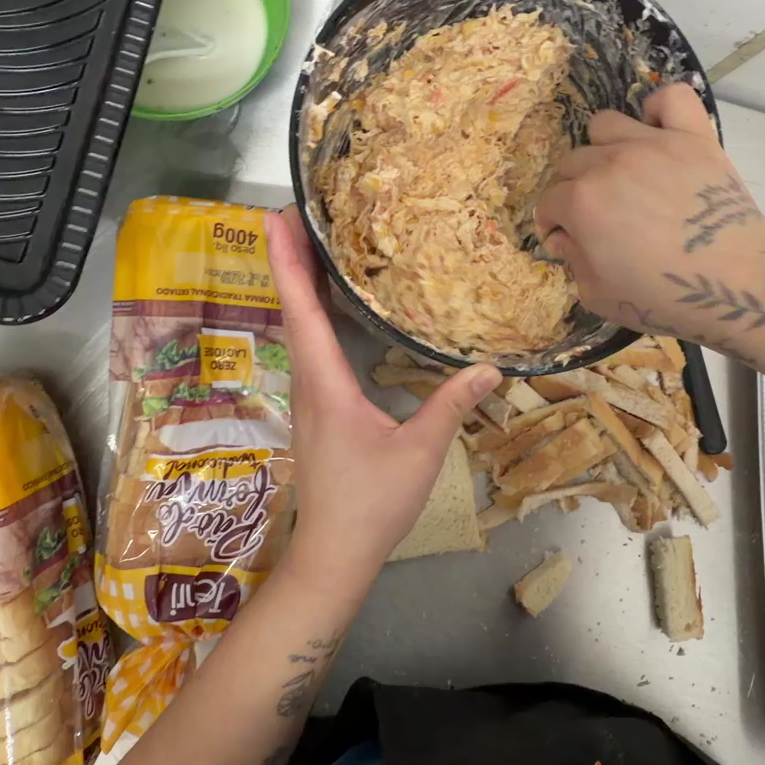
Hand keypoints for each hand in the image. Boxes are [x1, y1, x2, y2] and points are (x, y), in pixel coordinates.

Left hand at [265, 206, 499, 586]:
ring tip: (306, 244)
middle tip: (291, 213)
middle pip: (294, 310)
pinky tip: (328, 307)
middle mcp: (308, 381)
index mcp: (325, 383)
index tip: (275, 219)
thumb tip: (490, 367)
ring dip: (298, 285)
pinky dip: (312, 314)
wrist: (335, 551)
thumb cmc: (371, 503)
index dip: (288, 263)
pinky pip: (309, 347)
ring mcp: (309, 396)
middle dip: (290, 259)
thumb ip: (451, 406)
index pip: (302, 311)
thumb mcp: (420, 453)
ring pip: (298, 328)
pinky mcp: (317, 409)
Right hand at [535, 84, 764, 335]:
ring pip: (605, 124)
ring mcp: (654, 144)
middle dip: (571, 190)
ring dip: (602, 149)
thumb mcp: (598, 295)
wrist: (736, 286)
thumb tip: (565, 236)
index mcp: (582, 202)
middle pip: (571, 162)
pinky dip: (657, 110)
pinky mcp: (694, 137)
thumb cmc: (663, 298)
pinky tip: (656, 134)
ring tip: (620, 173)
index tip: (565, 238)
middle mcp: (610, 163)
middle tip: (594, 214)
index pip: (549, 201)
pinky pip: (670, 98)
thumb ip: (573, 262)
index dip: (552, 223)